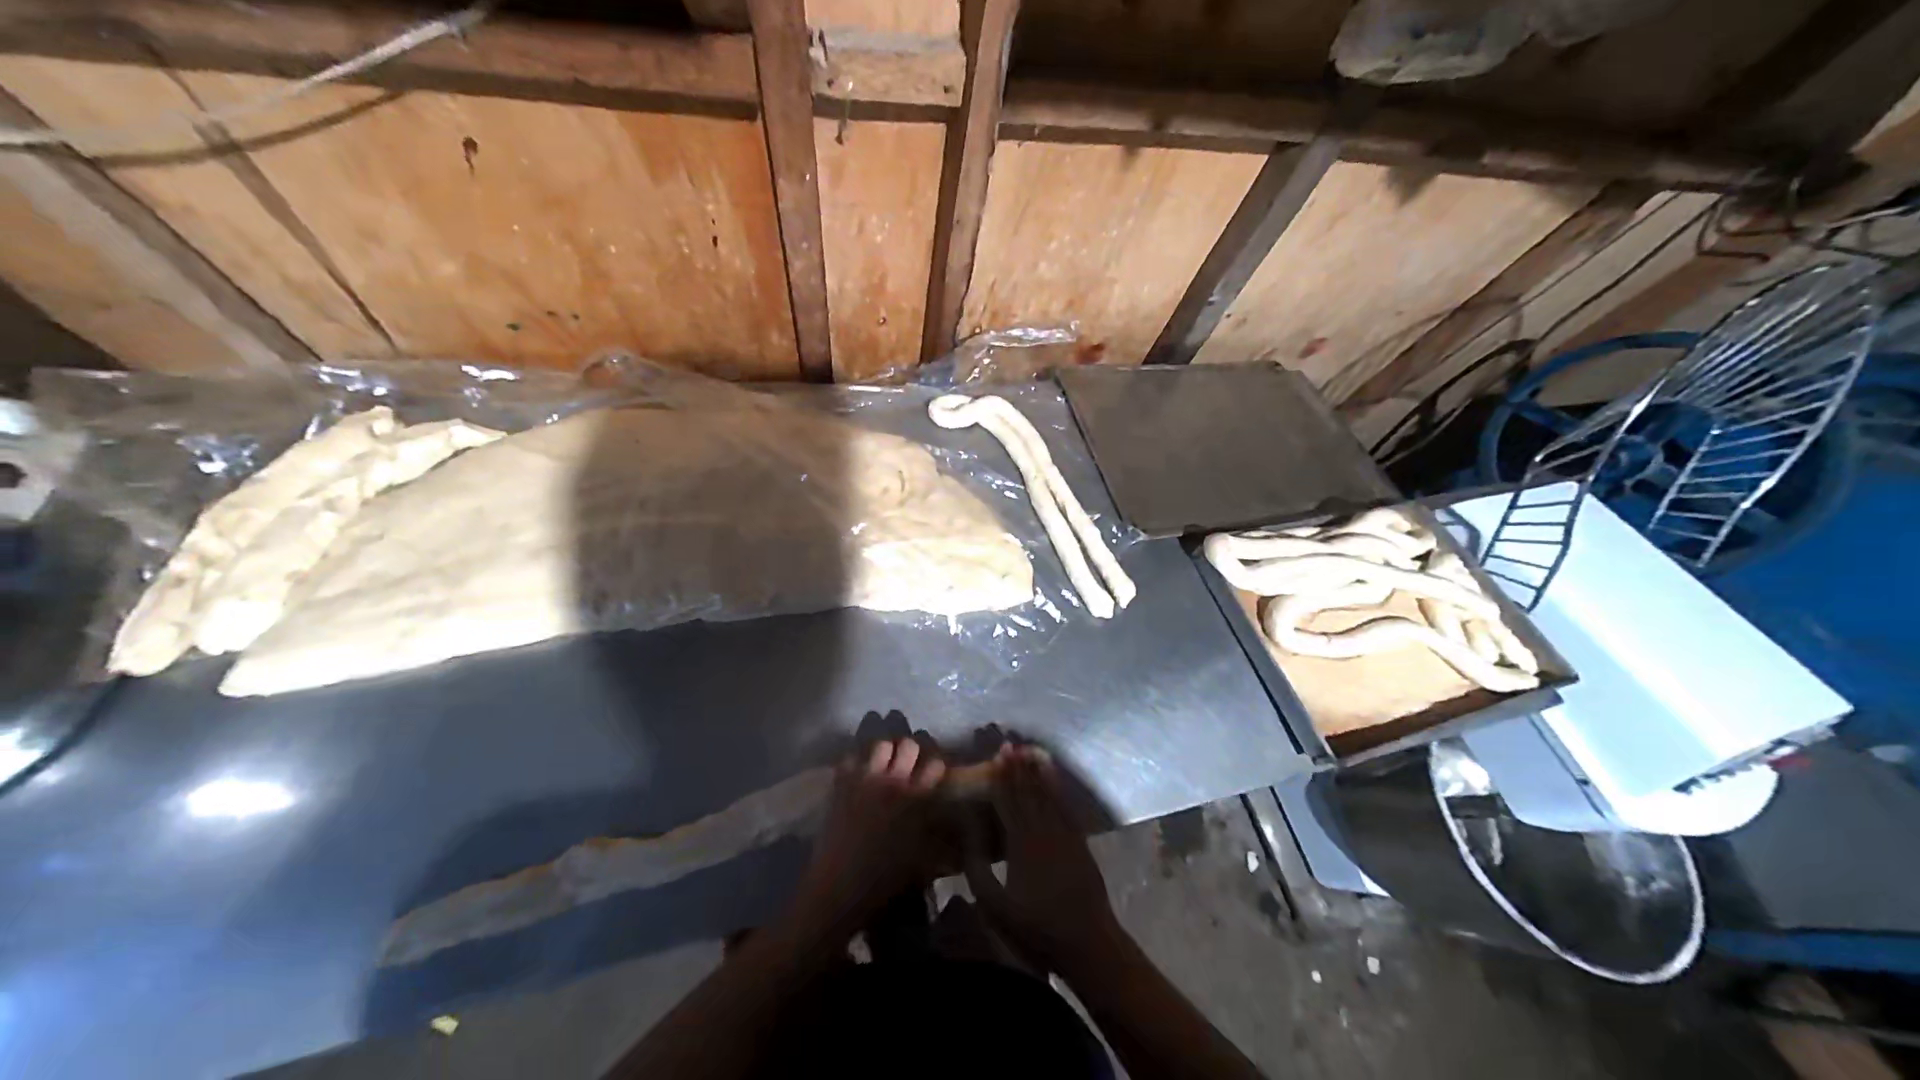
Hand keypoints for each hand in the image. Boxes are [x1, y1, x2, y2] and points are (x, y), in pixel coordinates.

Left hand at [791, 737, 946, 935]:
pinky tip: (860, 774)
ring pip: (880, 744)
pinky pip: (850, 757)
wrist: (839, 887)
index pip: (935, 764)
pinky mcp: (841, 785)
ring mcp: (864, 780)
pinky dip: (857, 761)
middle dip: (913, 751)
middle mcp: (892, 782)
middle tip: (911, 764)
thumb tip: (955, 834)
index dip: (937, 765)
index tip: (934, 772)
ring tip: (885, 765)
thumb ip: (940, 841)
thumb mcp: (923, 861)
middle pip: (909, 745)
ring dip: (886, 752)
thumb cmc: (885, 879)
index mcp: (916, 799)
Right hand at [967, 745, 1121, 973]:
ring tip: (1028, 752)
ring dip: (1037, 772)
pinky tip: (1053, 779)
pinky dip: (1058, 789)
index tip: (997, 754)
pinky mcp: (1079, 842)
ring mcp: (1065, 834)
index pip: (1008, 800)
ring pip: (1048, 795)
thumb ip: (977, 864)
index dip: (1002, 776)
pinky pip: (1065, 807)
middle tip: (1010, 744)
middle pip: (1028, 791)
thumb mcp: (994, 903)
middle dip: (1018, 767)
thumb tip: (967, 828)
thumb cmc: (1035, 926)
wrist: (1088, 942)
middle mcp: (1044, 829)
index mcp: (1020, 842)